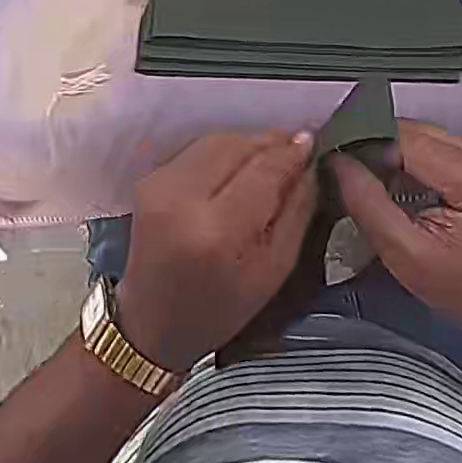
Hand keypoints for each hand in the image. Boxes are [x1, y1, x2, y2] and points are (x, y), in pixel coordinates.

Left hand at [115, 132, 317, 370]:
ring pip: (217, 141)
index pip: (262, 171)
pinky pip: (198, 150)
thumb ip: (296, 212)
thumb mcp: (274, 270)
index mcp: (216, 231)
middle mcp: (182, 198)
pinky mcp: (148, 179)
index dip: (290, 152)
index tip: (312, 141)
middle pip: (237, 146)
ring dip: (248, 143)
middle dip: (270, 142)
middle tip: (297, 147)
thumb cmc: (220, 308)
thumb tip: (309, 164)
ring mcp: (159, 184)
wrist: (151, 321)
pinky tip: (240, 166)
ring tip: (272, 156)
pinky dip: (225, 151)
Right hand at [329, 122, 461, 371]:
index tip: (334, 158)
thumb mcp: (405, 256)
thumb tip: (337, 159)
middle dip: (378, 149)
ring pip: (423, 133)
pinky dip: (410, 156)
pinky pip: (435, 142)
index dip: (368, 145)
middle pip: (418, 133)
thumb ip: (369, 204)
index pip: (412, 143)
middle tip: (346, 170)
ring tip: (369, 177)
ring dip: (392, 152)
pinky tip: (397, 180)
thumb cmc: (458, 287)